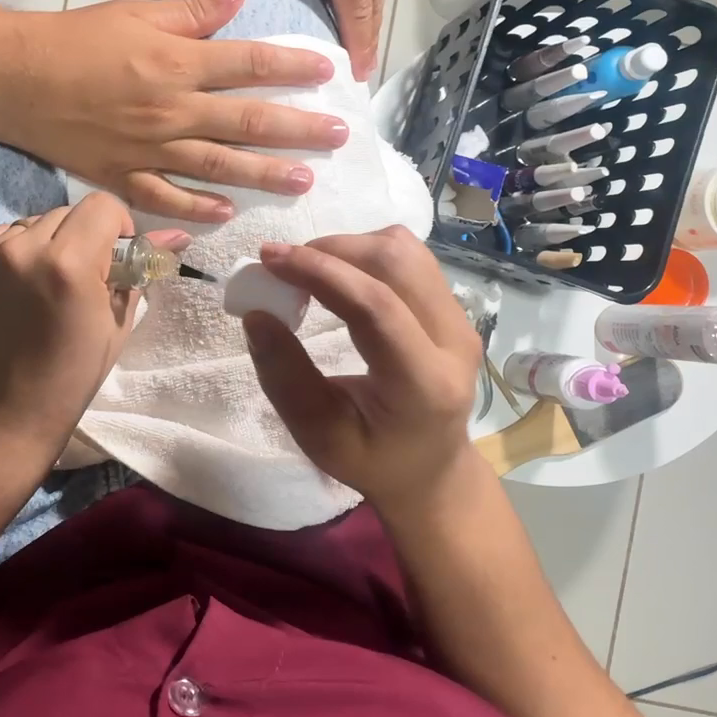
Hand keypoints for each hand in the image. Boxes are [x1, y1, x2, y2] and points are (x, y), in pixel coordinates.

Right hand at [0, 0, 348, 223]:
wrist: (15, 79)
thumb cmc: (73, 39)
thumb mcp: (134, 12)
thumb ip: (192, 11)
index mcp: (176, 63)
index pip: (249, 63)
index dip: (292, 66)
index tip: (328, 71)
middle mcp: (172, 111)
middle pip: (248, 122)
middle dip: (299, 129)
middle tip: (339, 136)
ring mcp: (148, 151)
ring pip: (219, 166)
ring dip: (265, 173)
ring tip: (304, 179)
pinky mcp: (122, 178)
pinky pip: (166, 199)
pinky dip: (197, 209)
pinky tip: (228, 213)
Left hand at [0, 194, 187, 450]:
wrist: (10, 404)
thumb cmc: (74, 371)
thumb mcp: (119, 320)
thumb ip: (138, 269)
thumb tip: (174, 235)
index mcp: (69, 263)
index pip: (102, 206)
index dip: (118, 227)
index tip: (116, 258)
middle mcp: (26, 248)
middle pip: (70, 211)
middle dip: (87, 236)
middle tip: (89, 276)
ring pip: (38, 221)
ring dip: (54, 240)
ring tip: (54, 281)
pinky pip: (9, 234)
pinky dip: (24, 249)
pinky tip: (28, 282)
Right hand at [242, 226, 482, 512]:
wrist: (430, 469)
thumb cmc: (370, 459)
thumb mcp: (317, 434)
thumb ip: (285, 376)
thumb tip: (256, 314)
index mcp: (422, 383)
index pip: (376, 306)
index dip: (320, 271)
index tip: (268, 258)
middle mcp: (453, 342)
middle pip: (396, 262)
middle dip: (330, 250)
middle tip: (281, 268)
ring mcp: (460, 320)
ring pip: (405, 251)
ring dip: (347, 247)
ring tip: (308, 273)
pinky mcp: (453, 308)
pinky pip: (408, 259)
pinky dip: (362, 255)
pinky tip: (337, 279)